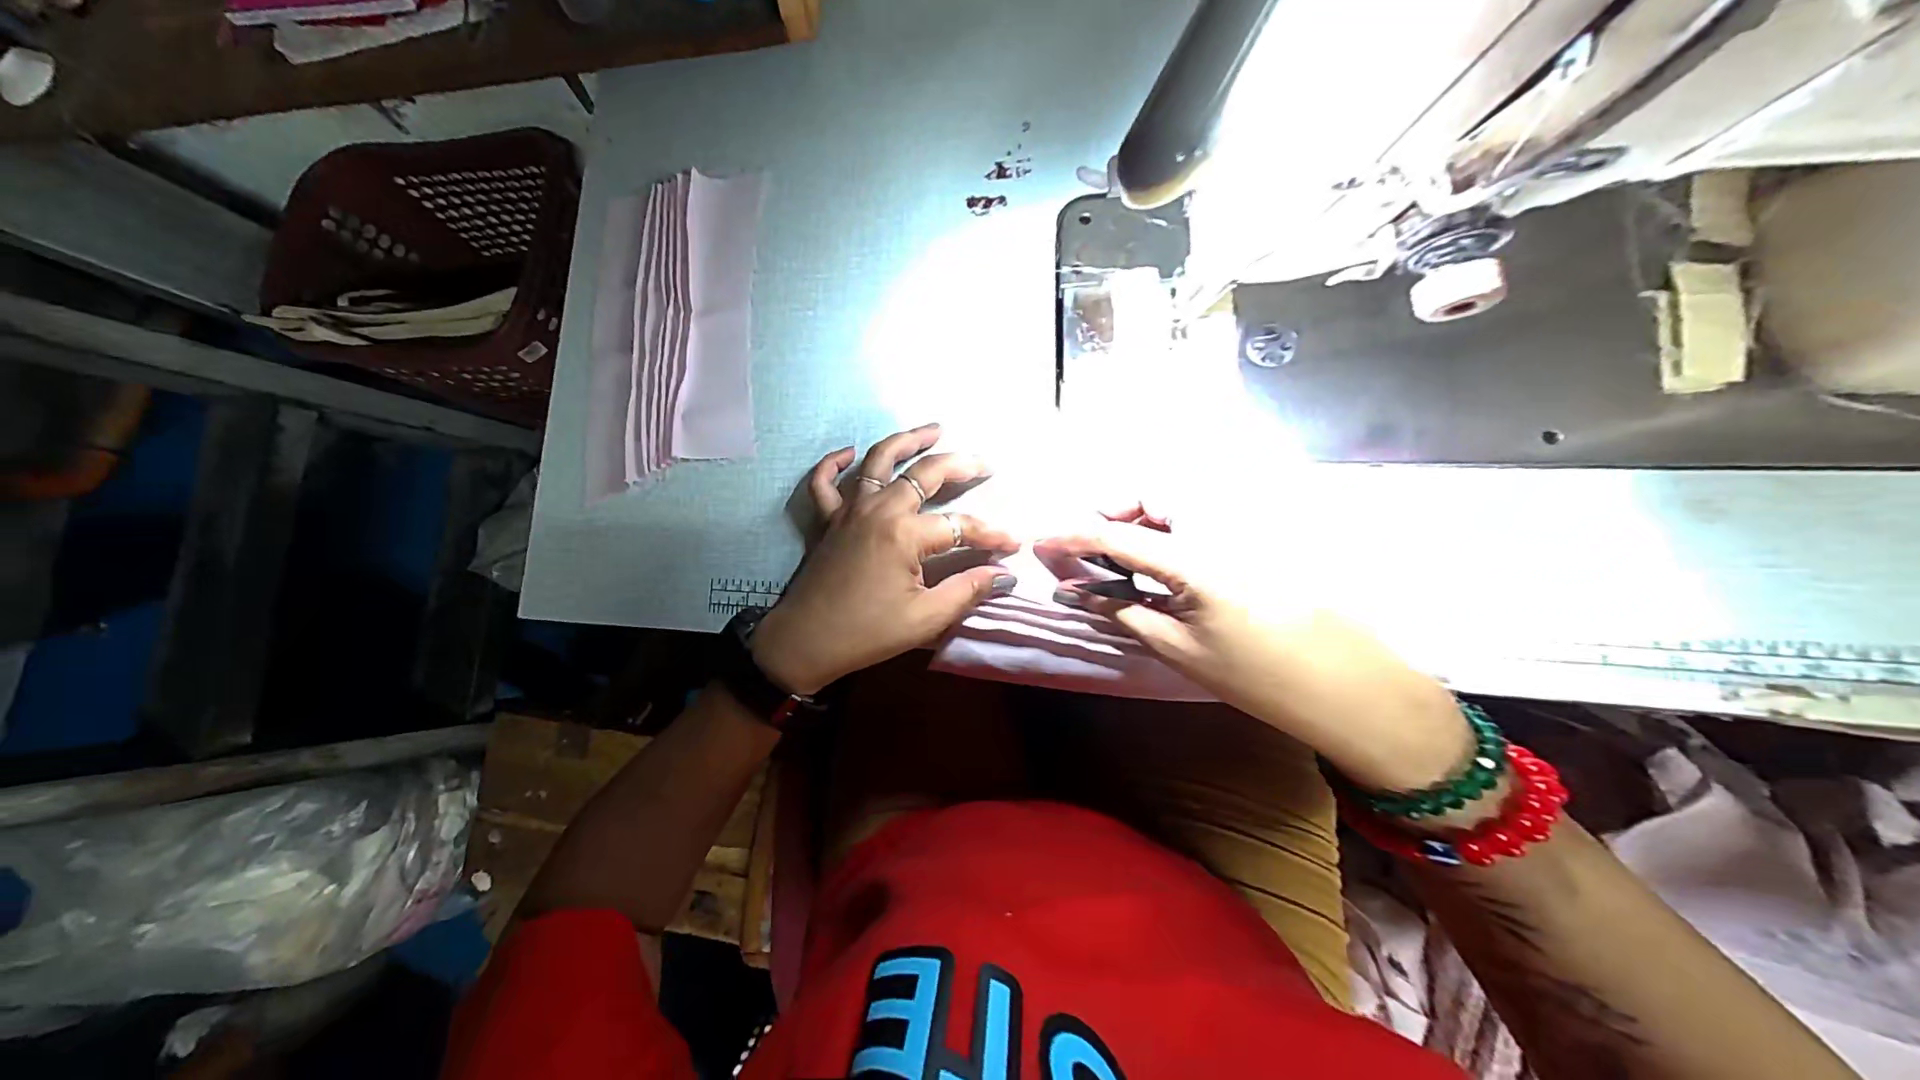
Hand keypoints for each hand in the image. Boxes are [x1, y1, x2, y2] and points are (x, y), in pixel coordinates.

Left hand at [752, 424, 1020, 695]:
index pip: (959, 526)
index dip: (990, 535)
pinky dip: (835, 463)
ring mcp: (848, 510)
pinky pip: (825, 482)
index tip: (1012, 544)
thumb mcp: (925, 618)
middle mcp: (878, 509)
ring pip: (878, 460)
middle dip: (960, 464)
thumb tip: (1003, 574)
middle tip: (984, 464)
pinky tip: (849, 453)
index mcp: (904, 533)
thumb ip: (967, 590)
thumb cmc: (867, 633)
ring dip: (907, 441)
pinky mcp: (827, 520)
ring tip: (932, 430)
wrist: (804, 642)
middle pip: (924, 473)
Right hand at [1038, 508, 1472, 793]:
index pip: (1118, 535)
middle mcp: (1221, 524)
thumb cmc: (1259, 676)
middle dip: (1114, 511)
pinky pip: (1203, 512)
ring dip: (1141, 517)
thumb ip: (1123, 610)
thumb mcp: (1180, 648)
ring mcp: (1246, 523)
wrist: (1349, 684)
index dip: (1073, 538)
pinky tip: (1166, 559)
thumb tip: (1076, 591)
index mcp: (1196, 557)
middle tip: (1096, 548)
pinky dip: (1172, 525)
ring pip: (1178, 498)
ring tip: (1126, 557)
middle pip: (1152, 492)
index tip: (1042, 544)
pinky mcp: (1261, 530)